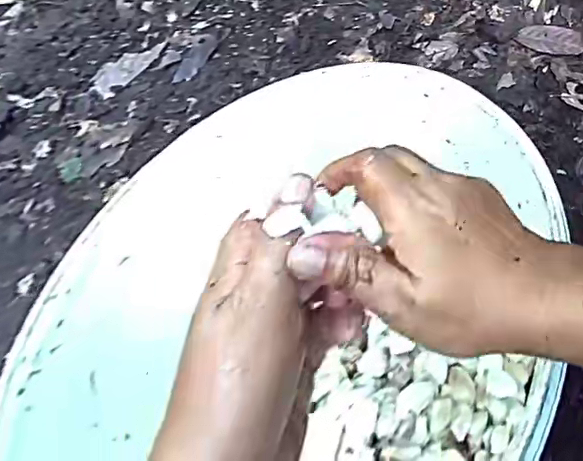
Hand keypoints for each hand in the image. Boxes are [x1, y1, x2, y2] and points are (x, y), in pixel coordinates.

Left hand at [151, 177, 367, 460]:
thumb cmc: (229, 395)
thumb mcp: (258, 302)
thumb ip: (279, 243)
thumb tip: (293, 186)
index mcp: (236, 276)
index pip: (268, 217)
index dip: (303, 204)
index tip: (339, 202)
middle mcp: (254, 296)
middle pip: (303, 247)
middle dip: (335, 248)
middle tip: (353, 256)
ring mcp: (276, 325)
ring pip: (322, 280)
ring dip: (345, 284)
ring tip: (351, 300)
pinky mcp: (297, 350)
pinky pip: (330, 315)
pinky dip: (345, 317)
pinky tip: (347, 330)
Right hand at [285, 146, 561, 356]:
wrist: (538, 292)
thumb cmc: (477, 304)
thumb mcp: (401, 301)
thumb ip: (352, 271)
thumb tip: (308, 250)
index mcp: (415, 205)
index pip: (367, 162)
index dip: (337, 172)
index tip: (321, 195)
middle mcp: (442, 185)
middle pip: (391, 157)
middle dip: (359, 177)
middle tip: (342, 215)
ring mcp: (465, 187)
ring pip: (417, 171)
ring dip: (390, 190)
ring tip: (379, 240)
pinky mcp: (481, 196)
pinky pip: (440, 185)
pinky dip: (418, 200)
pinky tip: (419, 242)